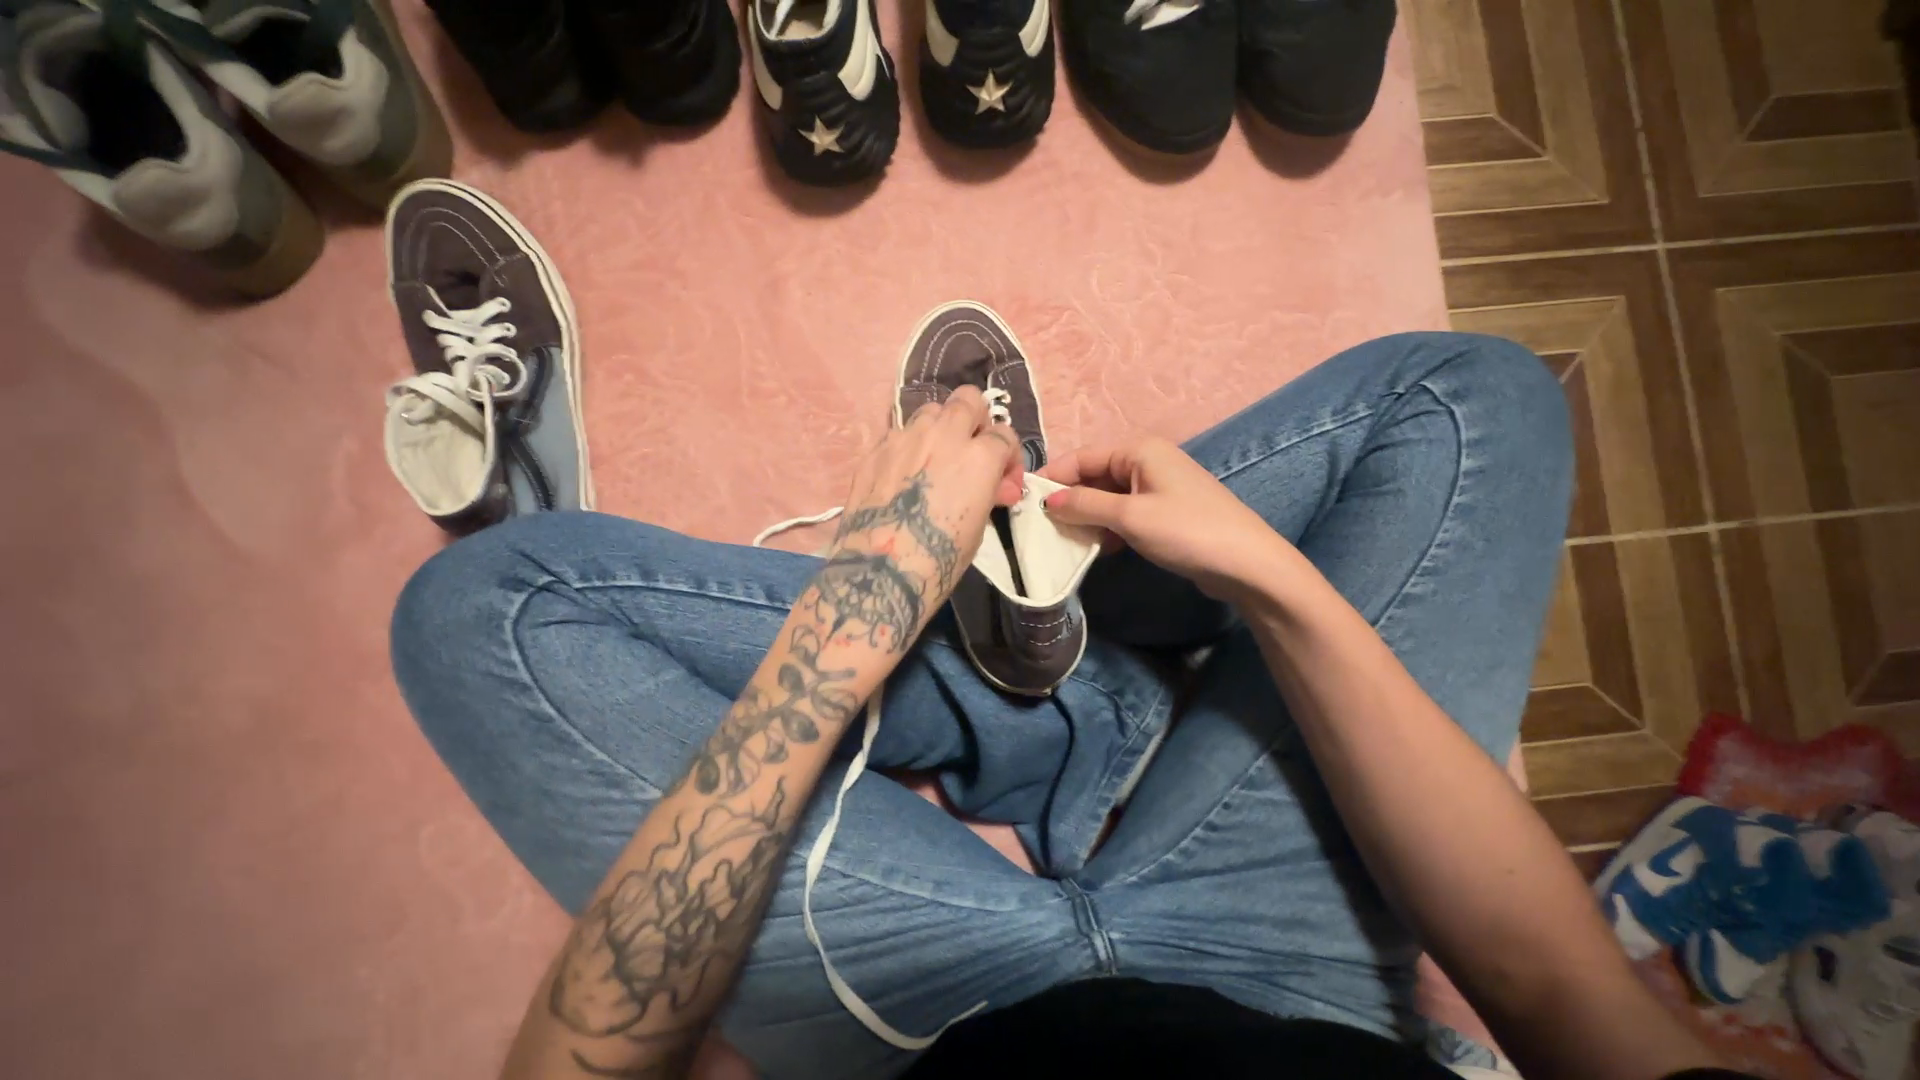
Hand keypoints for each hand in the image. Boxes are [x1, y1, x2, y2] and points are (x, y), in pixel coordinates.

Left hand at [813, 386, 1021, 652]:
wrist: (879, 571)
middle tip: (971, 452)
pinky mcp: (874, 450)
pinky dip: (908, 448)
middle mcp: (943, 435)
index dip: (1007, 456)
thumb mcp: (978, 525)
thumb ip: (987, 492)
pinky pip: (898, 434)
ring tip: (935, 461)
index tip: (1003, 481)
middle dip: (975, 421)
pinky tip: (903, 477)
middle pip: (967, 400)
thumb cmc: (939, 559)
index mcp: (978, 456)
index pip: (1003, 434)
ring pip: (930, 411)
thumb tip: (995, 486)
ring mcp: (904, 437)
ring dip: (939, 429)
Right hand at [1039, 437, 1290, 602]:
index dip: (1051, 478)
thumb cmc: (1186, 530)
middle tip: (1039, 526)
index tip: (1023, 501)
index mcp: (1138, 450)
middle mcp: (1147, 461)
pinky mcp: (1166, 512)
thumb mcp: (1129, 516)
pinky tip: (1096, 548)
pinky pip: (1125, 513)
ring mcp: (1158, 487)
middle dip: (1069, 499)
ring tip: (1063, 540)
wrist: (1246, 563)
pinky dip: (1108, 527)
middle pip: (1094, 475)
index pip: (1081, 457)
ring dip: (1087, 517)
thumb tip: (1049, 500)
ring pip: (1108, 497)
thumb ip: (1085, 504)